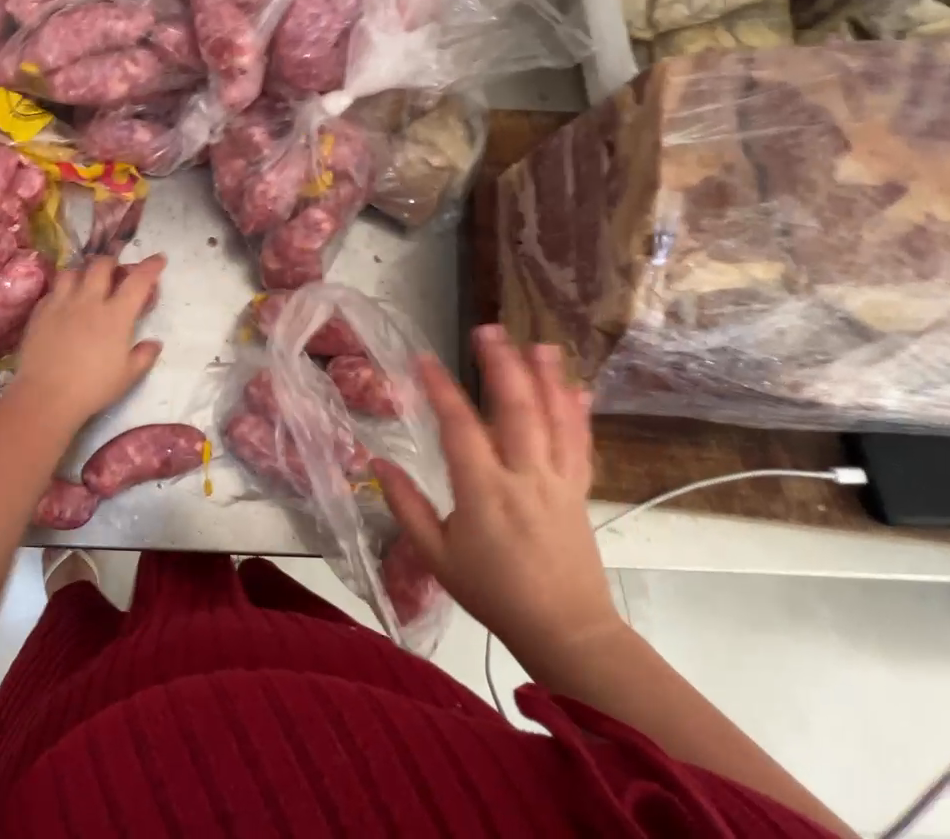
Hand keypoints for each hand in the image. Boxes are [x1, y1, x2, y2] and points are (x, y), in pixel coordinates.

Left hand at [9, 255, 164, 423]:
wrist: (47, 394)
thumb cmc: (93, 388)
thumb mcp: (127, 376)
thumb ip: (144, 356)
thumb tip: (154, 342)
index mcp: (116, 315)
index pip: (138, 281)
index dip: (150, 267)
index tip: (158, 259)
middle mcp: (88, 301)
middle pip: (101, 265)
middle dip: (112, 263)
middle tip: (116, 273)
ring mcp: (61, 304)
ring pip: (72, 271)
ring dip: (83, 272)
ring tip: (86, 283)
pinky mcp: (39, 312)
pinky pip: (52, 290)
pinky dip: (62, 290)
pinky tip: (64, 303)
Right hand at [377, 325, 626, 670]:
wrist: (564, 628)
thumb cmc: (491, 592)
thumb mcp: (434, 556)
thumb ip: (406, 506)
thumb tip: (377, 463)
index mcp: (484, 493)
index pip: (460, 428)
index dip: (441, 390)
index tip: (423, 359)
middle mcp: (525, 478)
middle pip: (517, 411)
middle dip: (502, 367)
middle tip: (488, 331)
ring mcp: (558, 483)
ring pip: (556, 421)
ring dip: (548, 379)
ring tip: (539, 344)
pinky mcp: (578, 492)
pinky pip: (580, 445)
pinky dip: (578, 414)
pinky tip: (575, 390)